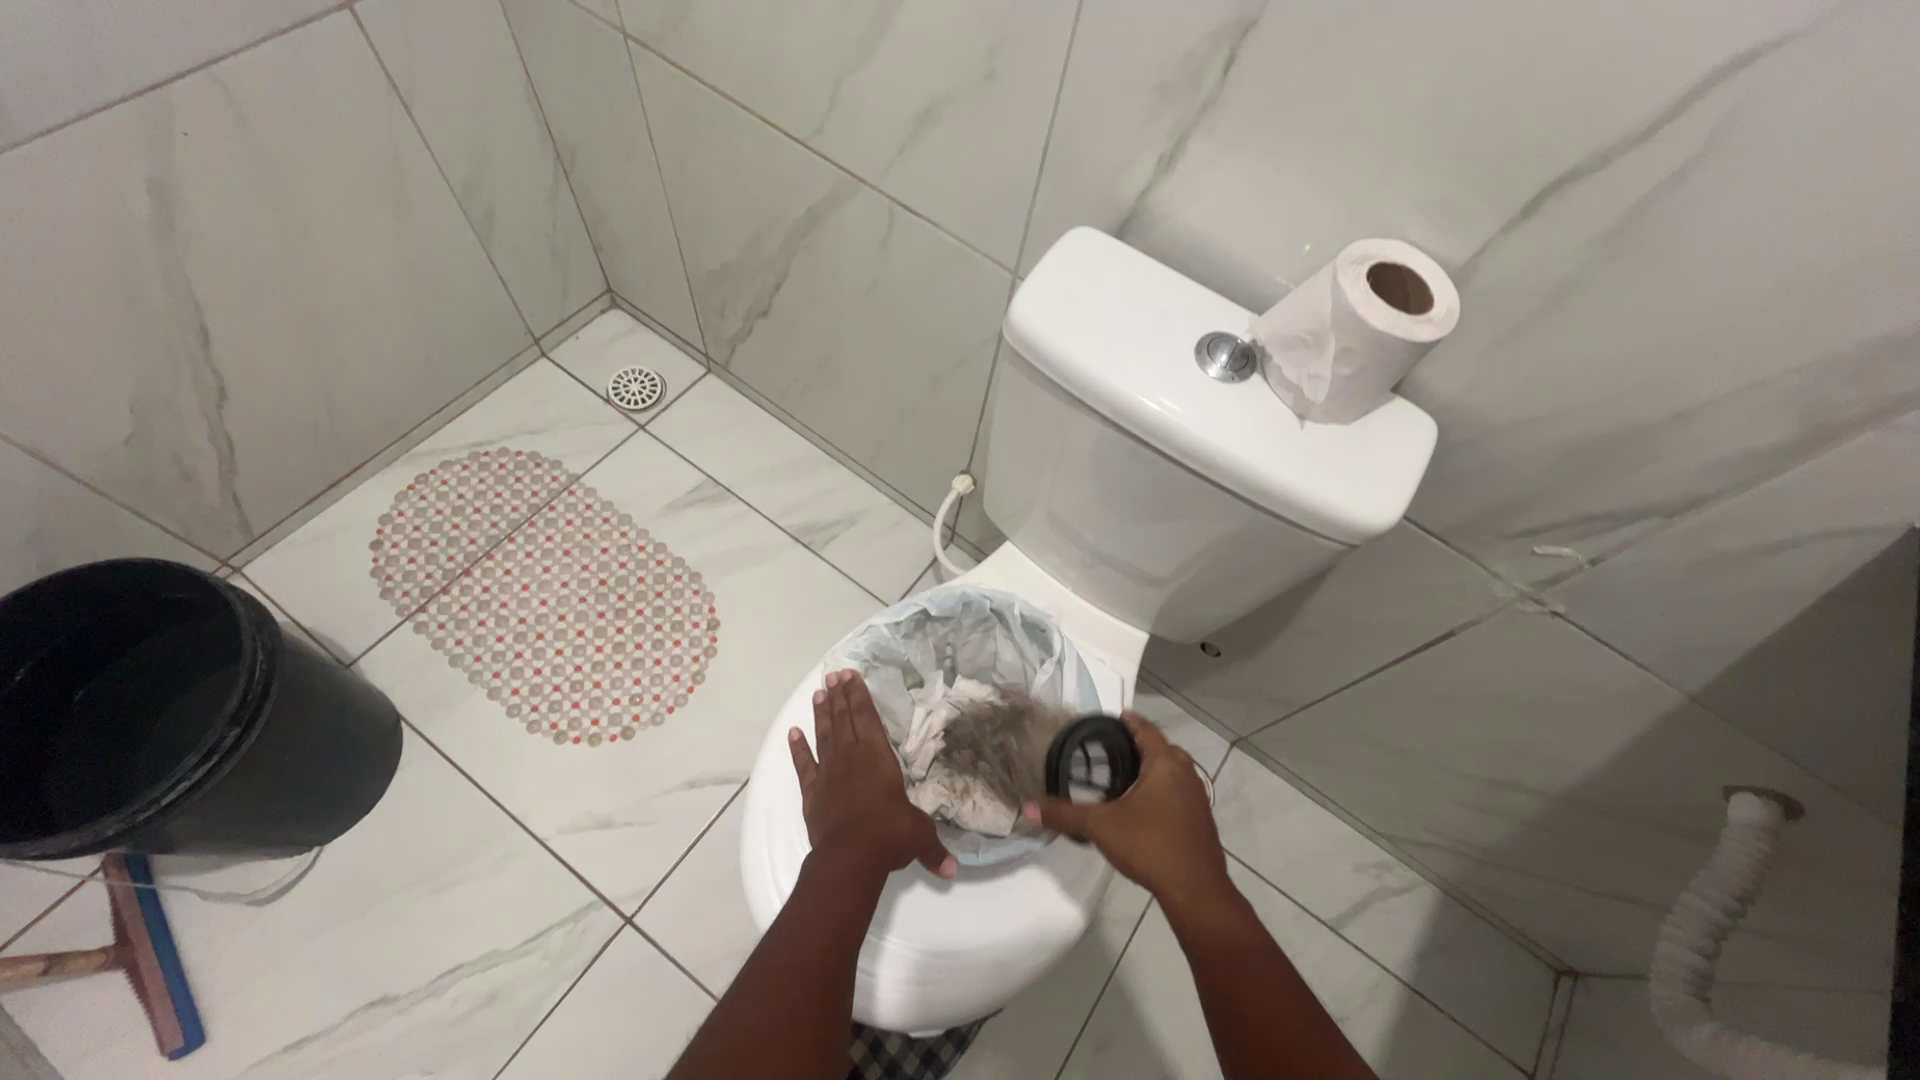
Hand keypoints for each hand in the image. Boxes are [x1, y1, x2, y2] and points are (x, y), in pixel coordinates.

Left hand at [789, 670, 956, 880]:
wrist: (851, 856)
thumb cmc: (890, 834)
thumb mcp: (919, 836)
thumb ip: (933, 848)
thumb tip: (953, 870)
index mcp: (878, 757)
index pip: (867, 718)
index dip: (859, 695)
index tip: (851, 676)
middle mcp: (851, 758)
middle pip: (844, 720)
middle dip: (840, 696)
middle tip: (833, 675)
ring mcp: (828, 774)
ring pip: (824, 736)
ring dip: (822, 714)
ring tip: (819, 693)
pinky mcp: (812, 793)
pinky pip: (804, 765)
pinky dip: (798, 748)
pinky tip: (793, 733)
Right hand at [1023, 713, 1229, 910]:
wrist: (1195, 890)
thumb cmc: (1150, 844)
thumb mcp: (1100, 826)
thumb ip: (1065, 815)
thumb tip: (1029, 808)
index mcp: (1165, 764)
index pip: (1146, 731)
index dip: (1130, 722)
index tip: (1116, 716)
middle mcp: (1186, 774)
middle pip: (1164, 749)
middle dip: (1142, 745)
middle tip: (1115, 747)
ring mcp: (1197, 799)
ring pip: (1174, 773)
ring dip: (1154, 769)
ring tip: (1127, 775)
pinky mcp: (1201, 822)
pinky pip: (1179, 794)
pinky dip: (1163, 791)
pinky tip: (1145, 807)